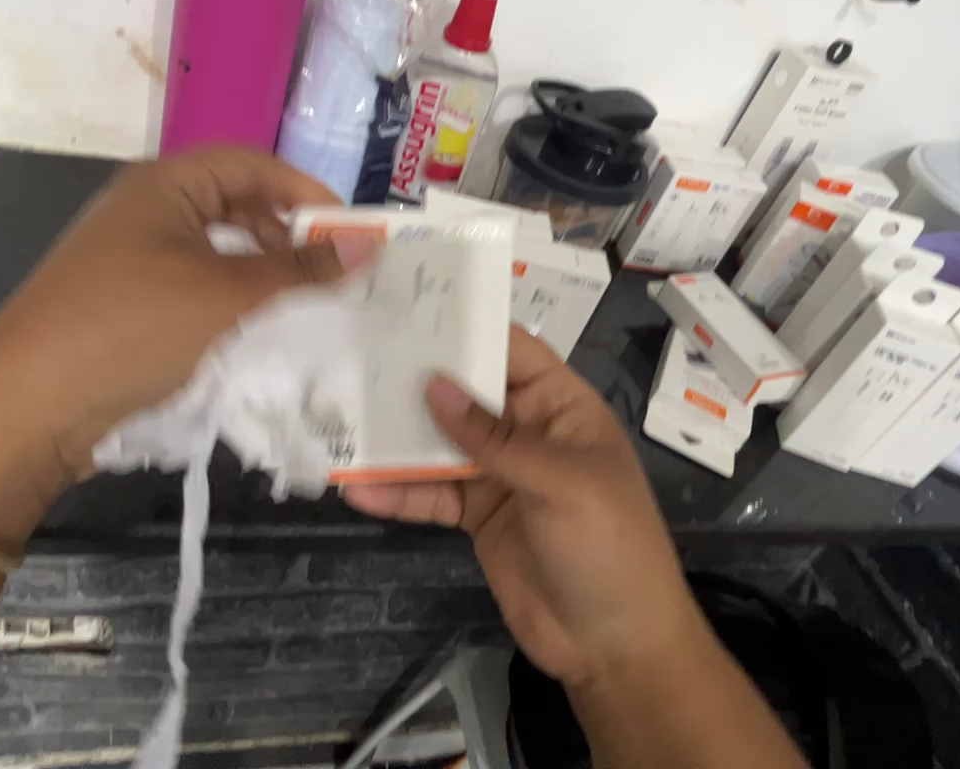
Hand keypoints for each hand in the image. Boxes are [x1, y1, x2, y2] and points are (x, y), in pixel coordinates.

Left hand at [0, 148, 375, 530]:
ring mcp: (132, 261)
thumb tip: (366, 243)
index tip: (351, 233)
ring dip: (263, 277)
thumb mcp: (225, 296)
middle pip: (236, 206)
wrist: (25, 411)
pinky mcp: (126, 308)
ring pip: (218, 253)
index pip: (253, 165)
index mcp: (164, 186)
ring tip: (303, 311)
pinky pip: (195, 291)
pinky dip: (233, 307)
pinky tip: (256, 338)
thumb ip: (299, 270)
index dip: (307, 191)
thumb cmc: (131, 330)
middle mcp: (147, 212)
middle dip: (288, 237)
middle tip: (332, 276)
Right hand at [345, 327, 700, 687]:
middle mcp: (526, 430)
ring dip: (397, 439)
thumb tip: (433, 386)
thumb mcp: (560, 483)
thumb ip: (493, 438)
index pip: (511, 351)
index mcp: (560, 406)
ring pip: (440, 443)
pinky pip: (431, 494)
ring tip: (344, 421)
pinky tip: (358, 490)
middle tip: (357, 358)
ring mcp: (498, 473)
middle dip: (417, 381)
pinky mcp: (475, 514)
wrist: (615, 647)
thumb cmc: (609, 546)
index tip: (411, 312)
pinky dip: (397, 493)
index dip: (467, 330)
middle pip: (465, 393)